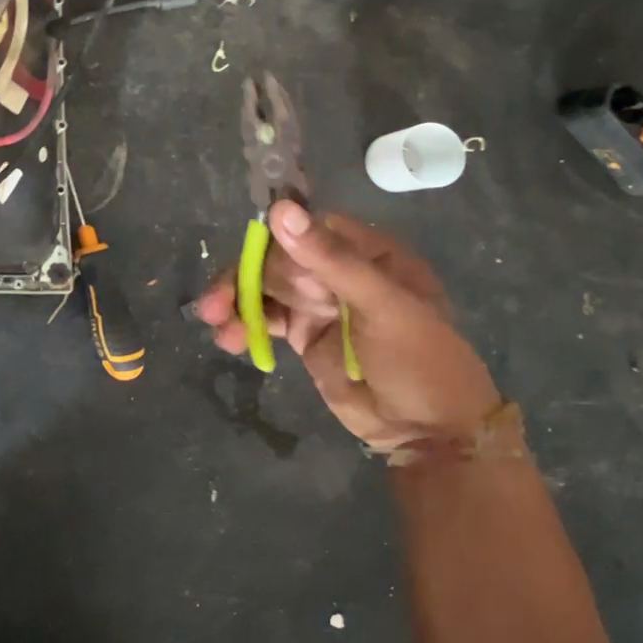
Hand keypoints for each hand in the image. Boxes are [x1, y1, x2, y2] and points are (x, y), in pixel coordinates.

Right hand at [194, 200, 499, 449]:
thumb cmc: (421, 363)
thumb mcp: (382, 307)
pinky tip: (227, 339)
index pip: (309, 231)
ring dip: (234, 302)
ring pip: (263, 289)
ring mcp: (320, 305)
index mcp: (370, 255)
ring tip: (213, 322)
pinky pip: (263, 319)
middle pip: (276, 260)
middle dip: (243, 279)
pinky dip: (241, 325)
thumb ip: (329, 259)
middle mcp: (340, 273)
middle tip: (216, 305)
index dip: (275, 244)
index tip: (251, 266)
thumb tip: (279, 209)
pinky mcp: (303, 334)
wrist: (429, 434)